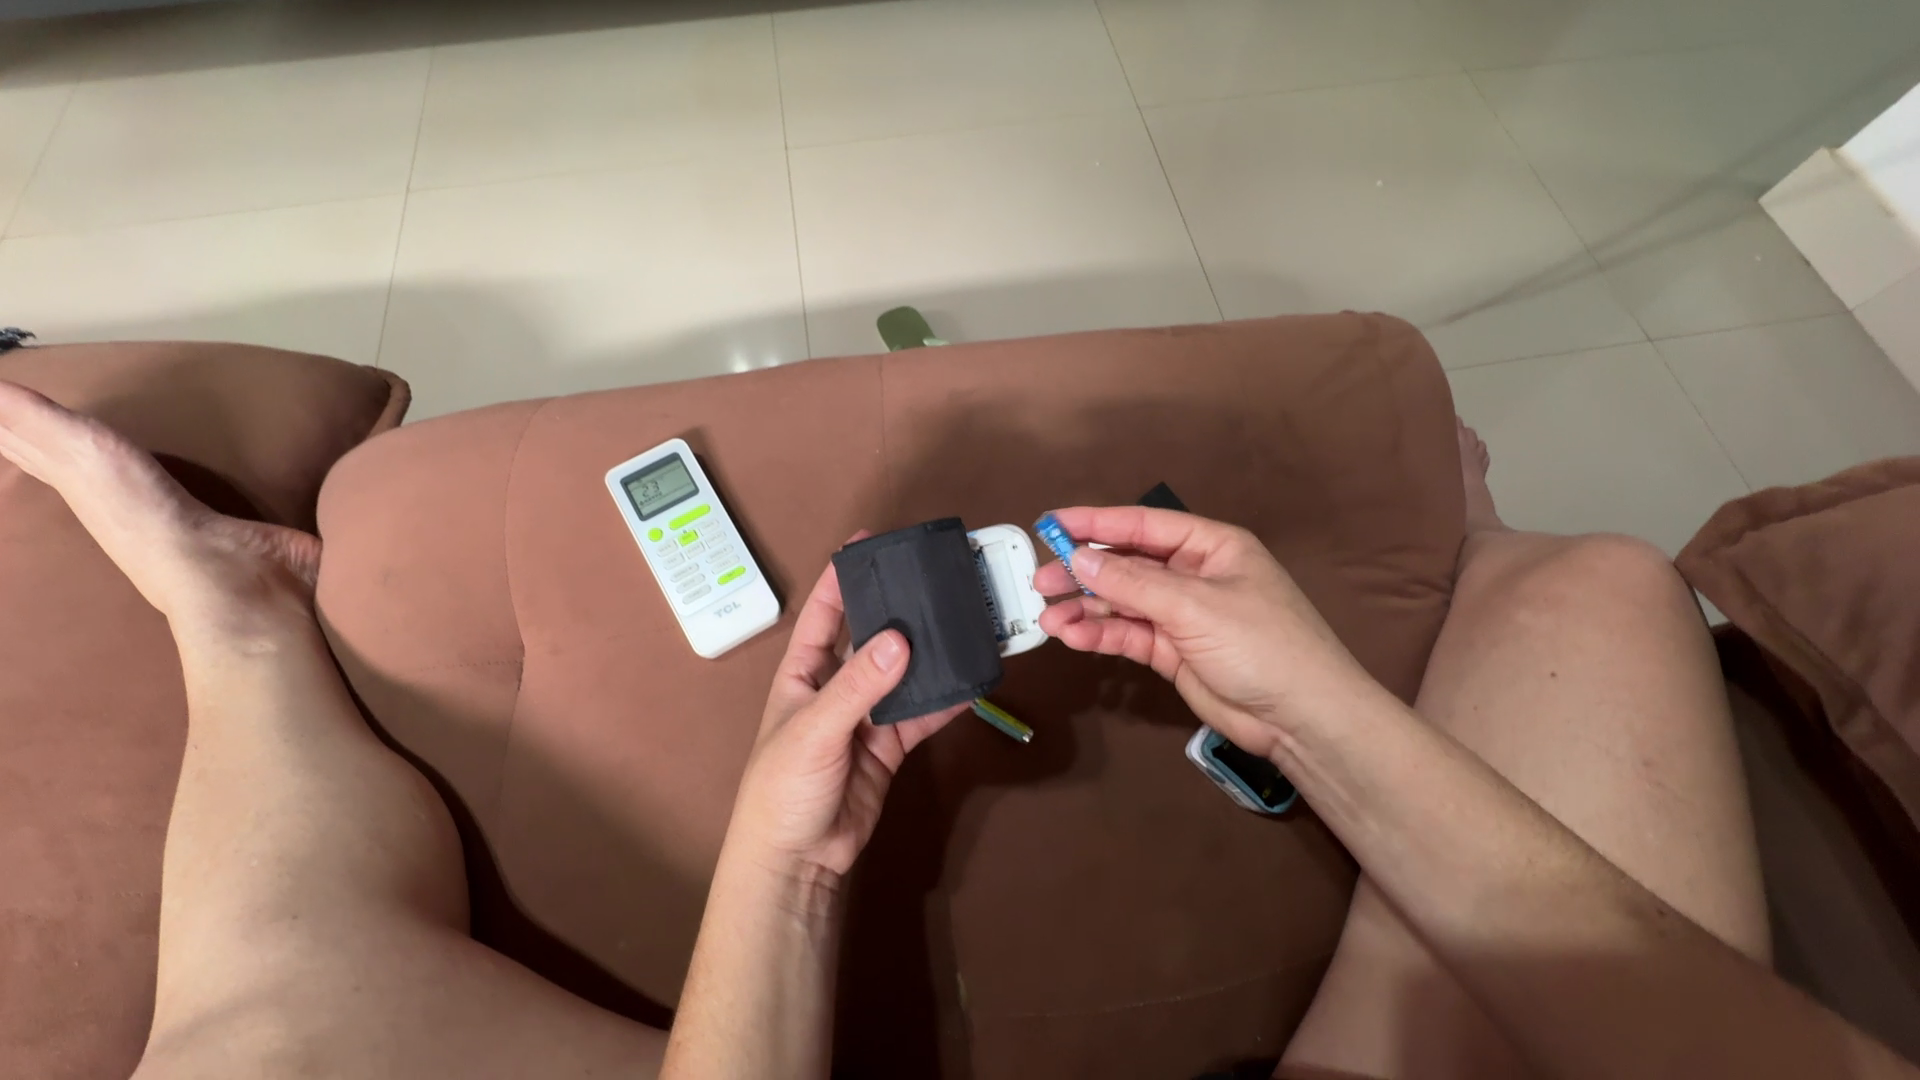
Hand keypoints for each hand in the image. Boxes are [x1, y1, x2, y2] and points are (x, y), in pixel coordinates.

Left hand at [725, 544, 965, 887]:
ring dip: (929, 655)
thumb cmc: (784, 786)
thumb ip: (857, 686)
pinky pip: (921, 715)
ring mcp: (866, 715)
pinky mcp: (890, 745)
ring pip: (903, 674)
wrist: (798, 860)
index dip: (842, 576)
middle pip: (872, 637)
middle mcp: (836, 686)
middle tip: (935, 581)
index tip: (871, 542)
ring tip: (962, 624)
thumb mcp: (814, 730)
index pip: (825, 612)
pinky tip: (969, 682)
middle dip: (898, 610)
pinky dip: (944, 701)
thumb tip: (900, 638)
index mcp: (804, 672)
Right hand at [1034, 506, 1368, 758]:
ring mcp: (1182, 615)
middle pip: (1127, 564)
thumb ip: (1133, 582)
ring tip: (1048, 619)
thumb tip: (1079, 558)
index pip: (1143, 525)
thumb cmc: (1262, 644)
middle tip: (1041, 580)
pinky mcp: (1173, 651)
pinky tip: (1073, 637)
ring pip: (1122, 602)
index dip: (1095, 522)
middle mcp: (1192, 575)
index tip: (1051, 524)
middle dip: (1084, 571)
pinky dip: (1101, 635)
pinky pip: (1129, 635)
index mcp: (1210, 546)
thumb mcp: (1195, 606)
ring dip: (1085, 608)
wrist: (1303, 718)